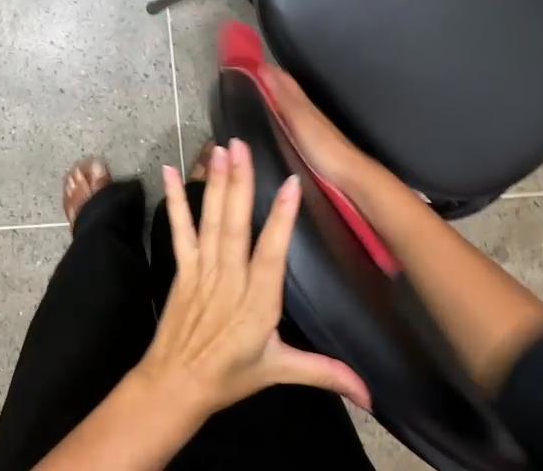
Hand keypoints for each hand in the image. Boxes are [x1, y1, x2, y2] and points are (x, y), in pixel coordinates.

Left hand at [130, 141, 370, 418]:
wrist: (176, 386)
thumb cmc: (230, 376)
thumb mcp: (279, 371)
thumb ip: (324, 373)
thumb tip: (371, 397)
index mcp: (258, 302)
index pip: (272, 254)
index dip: (281, 218)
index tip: (290, 182)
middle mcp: (229, 279)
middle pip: (235, 225)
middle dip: (239, 182)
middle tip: (241, 144)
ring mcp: (202, 270)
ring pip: (211, 221)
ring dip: (215, 182)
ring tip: (219, 148)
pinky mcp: (182, 268)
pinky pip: (179, 230)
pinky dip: (175, 200)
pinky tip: (171, 171)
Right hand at [260, 65, 392, 196]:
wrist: (347, 173)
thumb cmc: (321, 145)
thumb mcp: (299, 118)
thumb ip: (283, 97)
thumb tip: (265, 69)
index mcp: (303, 103)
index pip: (284, 80)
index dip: (270, 71)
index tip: (251, 63)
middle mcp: (306, 110)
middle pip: (287, 90)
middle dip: (270, 81)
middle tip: (248, 75)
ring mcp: (310, 126)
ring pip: (289, 104)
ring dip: (275, 96)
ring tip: (257, 94)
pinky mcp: (310, 141)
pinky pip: (291, 120)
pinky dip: (281, 114)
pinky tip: (275, 119)